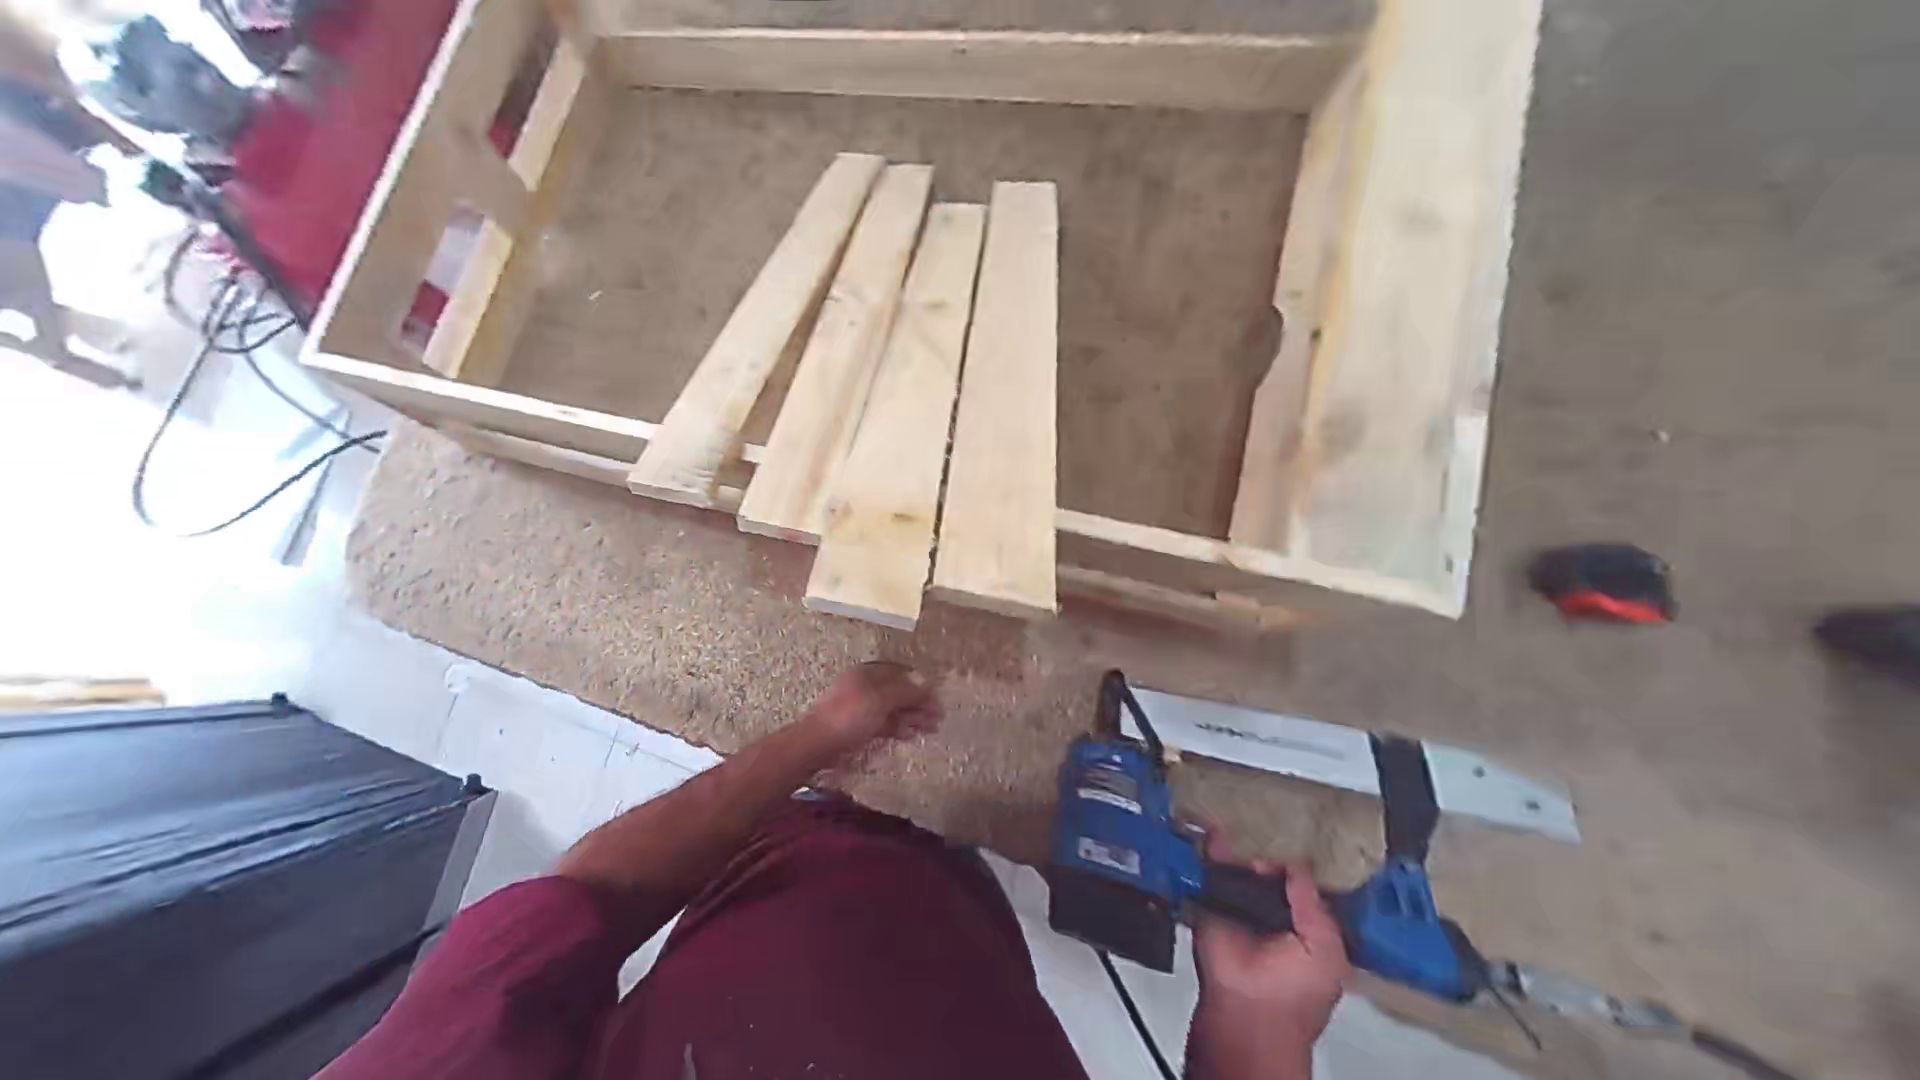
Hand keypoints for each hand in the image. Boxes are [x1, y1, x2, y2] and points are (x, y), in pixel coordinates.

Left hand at [804, 661, 941, 754]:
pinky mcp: (860, 726)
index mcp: (869, 674)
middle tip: (939, 717)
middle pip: (899, 692)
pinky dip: (899, 727)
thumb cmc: (850, 715)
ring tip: (931, 728)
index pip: (901, 674)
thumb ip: (905, 691)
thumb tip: (926, 684)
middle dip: (920, 703)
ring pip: (893, 709)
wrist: (819, 744)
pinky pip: (885, 723)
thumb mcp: (881, 699)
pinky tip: (910, 734)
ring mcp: (862, 708)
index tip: (937, 697)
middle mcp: (866, 687)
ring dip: (913, 717)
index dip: (921, 684)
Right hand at [1187, 838, 1349, 1079]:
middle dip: (1267, 847)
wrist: (1248, 1011)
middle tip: (1266, 818)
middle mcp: (1270, 912)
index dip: (1300, 860)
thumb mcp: (1325, 950)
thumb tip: (1297, 863)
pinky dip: (1212, 851)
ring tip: (1240, 814)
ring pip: (1239, 868)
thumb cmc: (1296, 988)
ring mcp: (1238, 906)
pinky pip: (1211, 871)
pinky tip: (1216, 825)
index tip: (1298, 829)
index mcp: (1303, 925)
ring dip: (1238, 845)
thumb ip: (1313, 905)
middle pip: (1268, 871)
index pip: (1302, 885)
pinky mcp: (1210, 902)